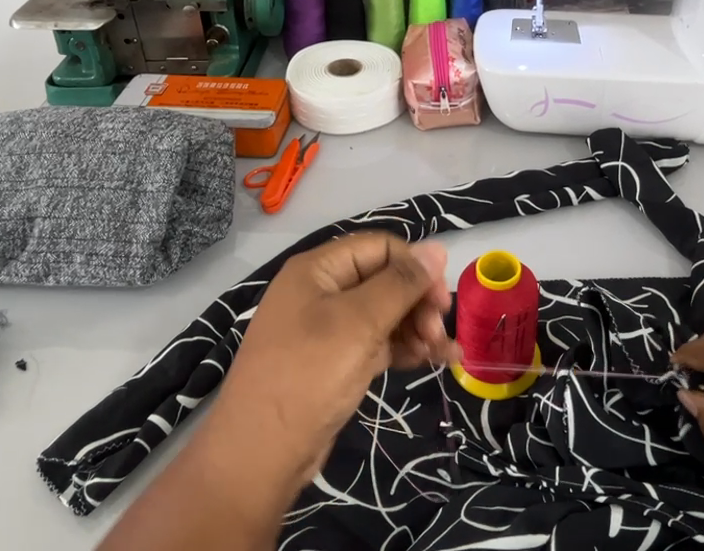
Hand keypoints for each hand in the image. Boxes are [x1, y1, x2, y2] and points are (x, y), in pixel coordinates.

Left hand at [100, 234, 454, 550]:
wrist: (259, 455)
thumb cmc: (308, 375)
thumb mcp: (359, 323)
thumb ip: (401, 284)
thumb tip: (438, 247)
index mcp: (319, 269)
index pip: (380, 247)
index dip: (415, 267)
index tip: (441, 301)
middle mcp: (322, 291)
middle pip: (385, 279)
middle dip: (418, 301)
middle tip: (438, 332)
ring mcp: (327, 329)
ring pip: (385, 313)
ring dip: (417, 327)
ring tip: (444, 353)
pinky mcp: (335, 362)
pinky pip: (378, 342)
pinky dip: (405, 348)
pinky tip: (434, 361)